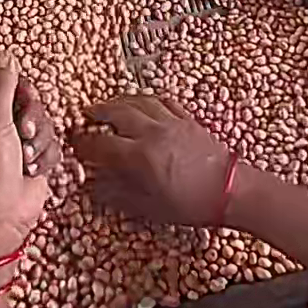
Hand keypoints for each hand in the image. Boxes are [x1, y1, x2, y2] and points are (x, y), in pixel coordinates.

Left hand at [0, 52, 57, 264]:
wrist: (1, 218)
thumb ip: (2, 86)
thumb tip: (5, 54)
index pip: (11, 85)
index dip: (23, 92)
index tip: (24, 101)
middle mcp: (2, 128)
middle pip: (34, 104)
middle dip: (35, 120)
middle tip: (24, 133)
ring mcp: (20, 147)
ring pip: (48, 126)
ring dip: (42, 142)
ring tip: (27, 159)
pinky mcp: (36, 163)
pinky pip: (55, 147)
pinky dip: (47, 158)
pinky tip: (34, 171)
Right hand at [71, 95, 233, 225]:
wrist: (231, 190)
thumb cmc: (191, 204)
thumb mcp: (150, 207)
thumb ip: (119, 194)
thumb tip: (95, 186)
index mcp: (141, 156)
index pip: (103, 143)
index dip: (85, 143)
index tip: (75, 143)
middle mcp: (153, 132)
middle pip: (118, 112)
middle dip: (99, 112)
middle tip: (87, 114)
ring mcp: (172, 122)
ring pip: (140, 101)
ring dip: (121, 100)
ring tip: (110, 104)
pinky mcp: (188, 119)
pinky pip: (163, 101)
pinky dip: (148, 100)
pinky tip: (143, 103)